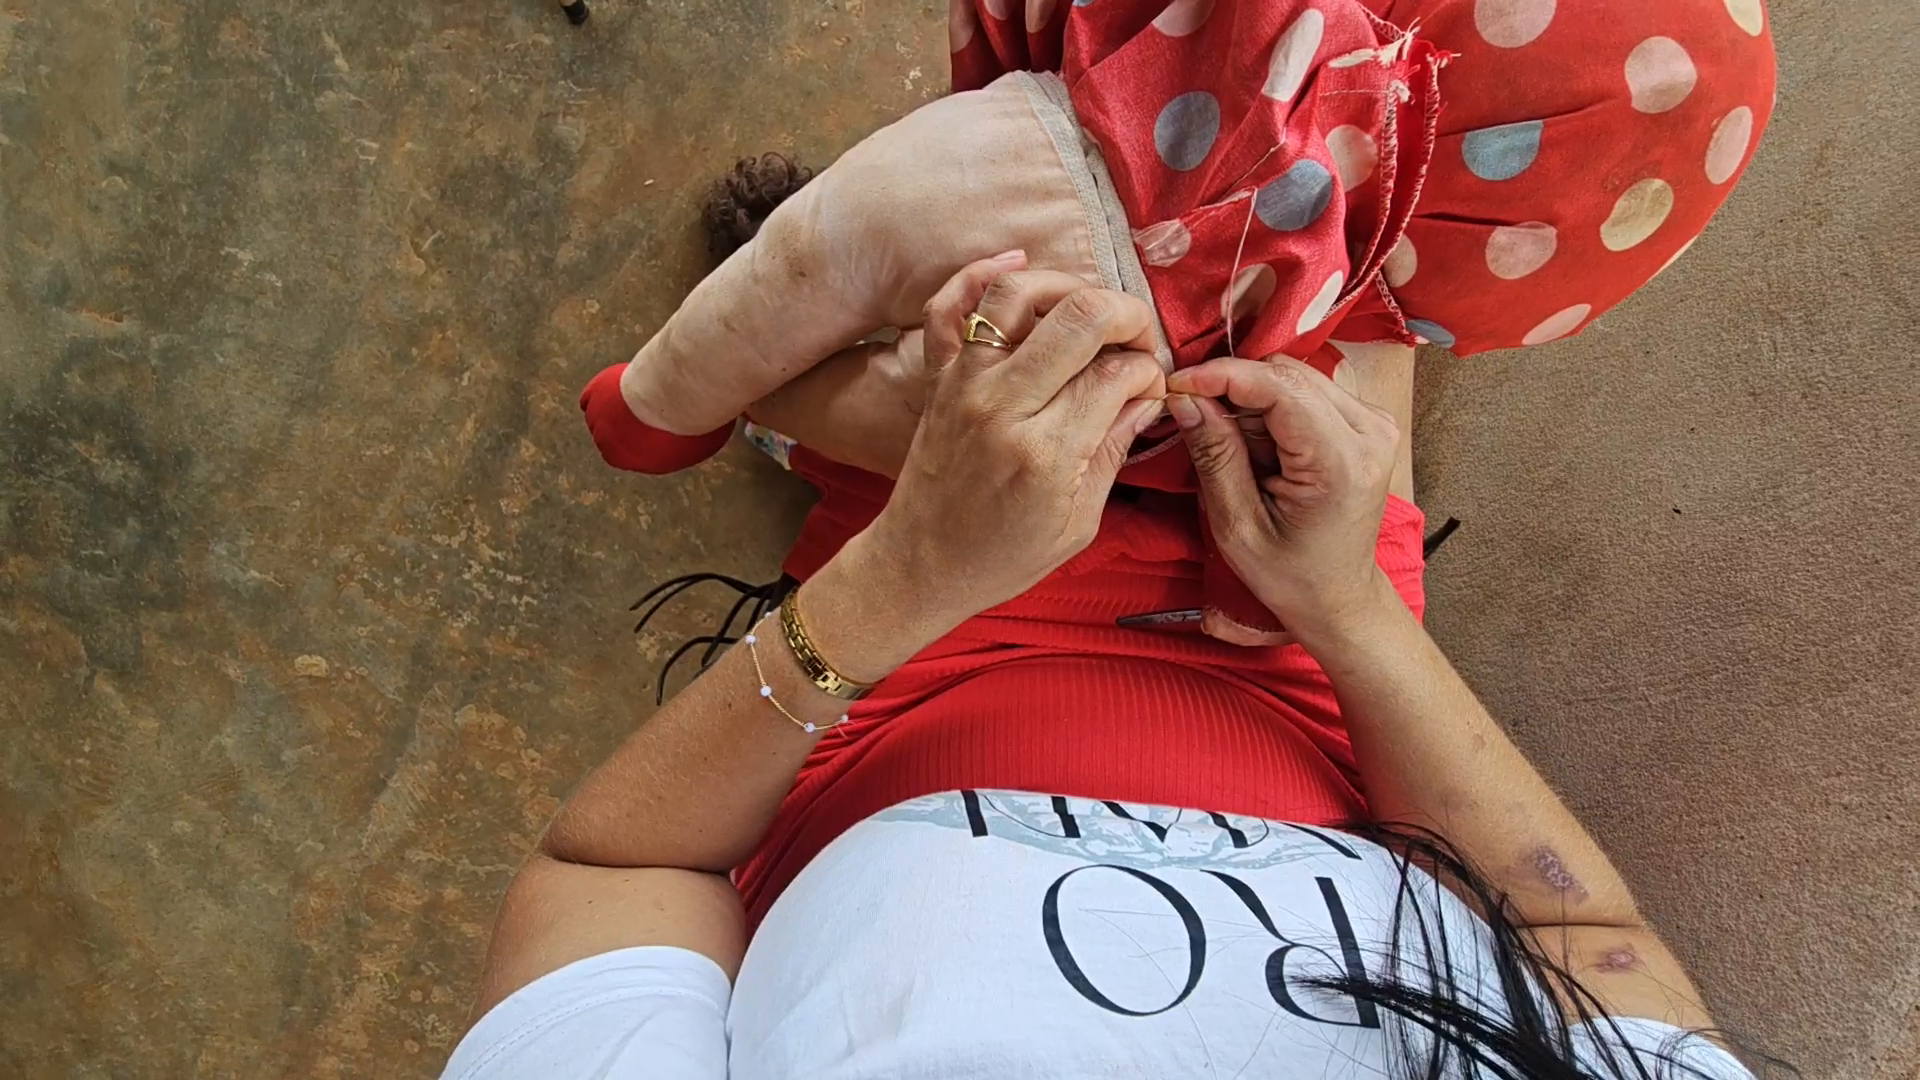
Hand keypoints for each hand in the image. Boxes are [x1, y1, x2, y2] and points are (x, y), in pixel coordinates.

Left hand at [862, 257, 1166, 630]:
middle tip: (1135, 342)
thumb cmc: (1001, 557)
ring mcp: (964, 384)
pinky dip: (977, 275)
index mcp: (1046, 453)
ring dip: (1066, 287)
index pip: (1116, 373)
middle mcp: (1003, 405)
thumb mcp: (1077, 523)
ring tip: (1089, 311)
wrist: (920, 564)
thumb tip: (1146, 395)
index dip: (1147, 370)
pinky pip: (947, 307)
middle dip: (1126, 316)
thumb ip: (1113, 451)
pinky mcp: (939, 378)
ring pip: (1016, 294)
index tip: (1148, 385)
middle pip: (1080, 317)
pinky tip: (1016, 264)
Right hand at [1165, 356, 1399, 648]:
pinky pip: (1305, 391)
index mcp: (1341, 462)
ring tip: (1227, 440)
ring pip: (1293, 377)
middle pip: (1286, 374)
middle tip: (1193, 415)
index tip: (1176, 384)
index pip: (1278, 387)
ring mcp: (1373, 422)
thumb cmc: (1288, 573)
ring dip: (1249, 398)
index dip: (1221, 376)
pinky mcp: (1365, 422)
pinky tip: (1254, 441)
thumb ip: (1214, 455)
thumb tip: (1185, 399)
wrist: (1336, 594)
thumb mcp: (1237, 524)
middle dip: (1231, 387)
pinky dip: (1268, 406)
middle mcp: (1368, 431)